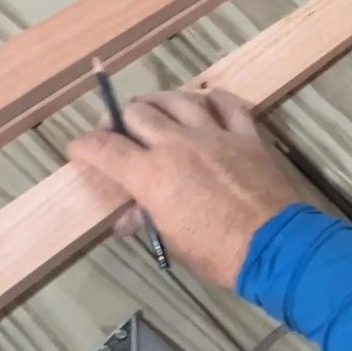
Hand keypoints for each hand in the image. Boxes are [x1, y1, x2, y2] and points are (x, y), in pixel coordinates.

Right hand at [68, 88, 301, 288]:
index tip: (78, 150)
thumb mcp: (172, 241)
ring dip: (159, 101)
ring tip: (152, 108)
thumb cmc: (216, 252)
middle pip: (138, 113)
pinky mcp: (245, 136)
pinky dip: (214, 98)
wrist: (273, 246)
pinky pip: (228, 105)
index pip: (104, 149)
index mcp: (151, 174)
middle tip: (117, 129)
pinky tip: (207, 98)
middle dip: (119, 119)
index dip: (84, 146)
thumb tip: (128, 218)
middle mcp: (177, 144)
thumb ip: (147, 219)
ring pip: (178, 100)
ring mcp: (213, 135)